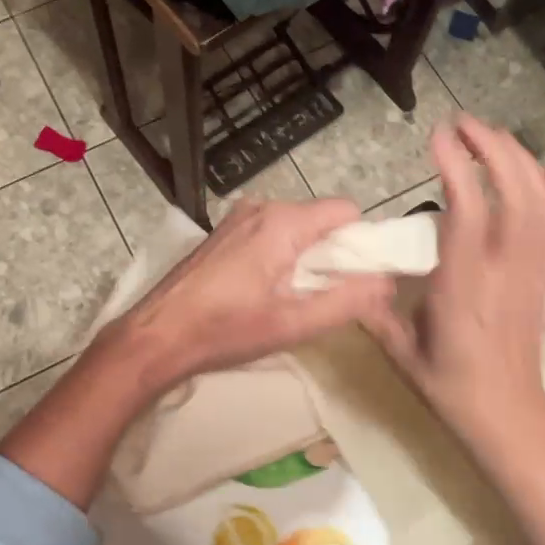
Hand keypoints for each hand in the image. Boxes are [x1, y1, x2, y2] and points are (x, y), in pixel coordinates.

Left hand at [110, 199, 396, 387]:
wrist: (157, 336)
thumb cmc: (225, 331)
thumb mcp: (293, 324)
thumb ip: (346, 301)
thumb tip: (387, 283)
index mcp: (282, 222)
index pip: (346, 211)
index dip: (361, 243)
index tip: (358, 279)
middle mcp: (260, 207)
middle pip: (319, 220)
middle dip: (331, 255)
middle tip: (321, 299)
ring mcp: (237, 218)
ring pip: (293, 229)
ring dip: (303, 260)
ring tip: (288, 301)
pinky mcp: (221, 233)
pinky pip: (268, 235)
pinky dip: (278, 258)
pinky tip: (262, 293)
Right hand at [361, 115, 544, 428]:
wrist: (505, 415)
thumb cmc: (448, 385)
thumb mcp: (398, 349)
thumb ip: (372, 307)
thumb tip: (347, 272)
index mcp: (463, 287)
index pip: (467, 214)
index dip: (457, 168)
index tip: (439, 136)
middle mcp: (505, 272)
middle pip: (514, 197)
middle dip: (494, 151)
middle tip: (466, 124)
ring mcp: (532, 274)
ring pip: (541, 207)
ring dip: (521, 164)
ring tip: (496, 137)